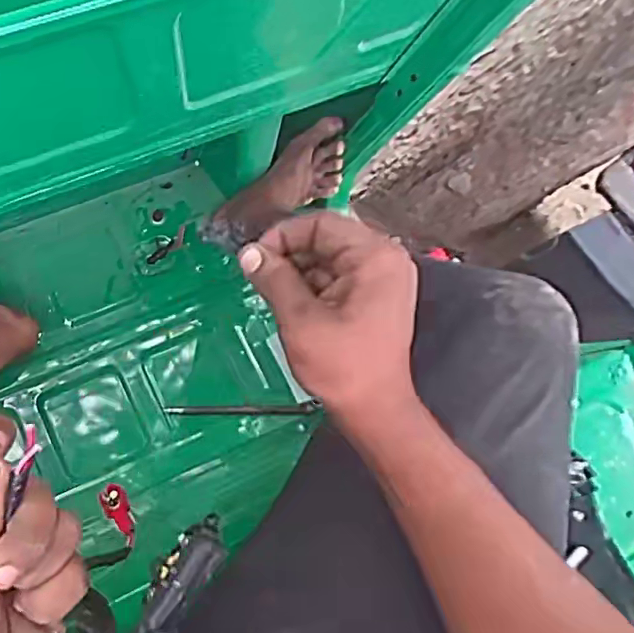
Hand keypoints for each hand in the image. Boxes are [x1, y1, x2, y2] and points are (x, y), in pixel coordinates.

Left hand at [0, 415, 89, 632]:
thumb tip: (0, 464)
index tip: (6, 443)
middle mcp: (0, 514)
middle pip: (35, 485)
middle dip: (26, 532)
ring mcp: (35, 542)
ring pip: (64, 524)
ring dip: (39, 569)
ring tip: (9, 596)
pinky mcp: (62, 572)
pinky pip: (78, 565)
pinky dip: (52, 595)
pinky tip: (28, 611)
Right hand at [238, 212, 419, 423]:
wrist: (373, 408)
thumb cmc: (342, 367)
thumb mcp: (300, 319)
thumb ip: (274, 279)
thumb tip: (249, 253)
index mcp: (374, 257)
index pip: (321, 224)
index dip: (282, 236)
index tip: (254, 258)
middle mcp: (384, 260)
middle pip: (325, 239)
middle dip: (288, 255)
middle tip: (258, 278)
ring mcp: (381, 280)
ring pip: (327, 259)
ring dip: (296, 273)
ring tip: (273, 296)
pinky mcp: (373, 298)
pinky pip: (335, 278)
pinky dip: (310, 287)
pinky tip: (291, 306)